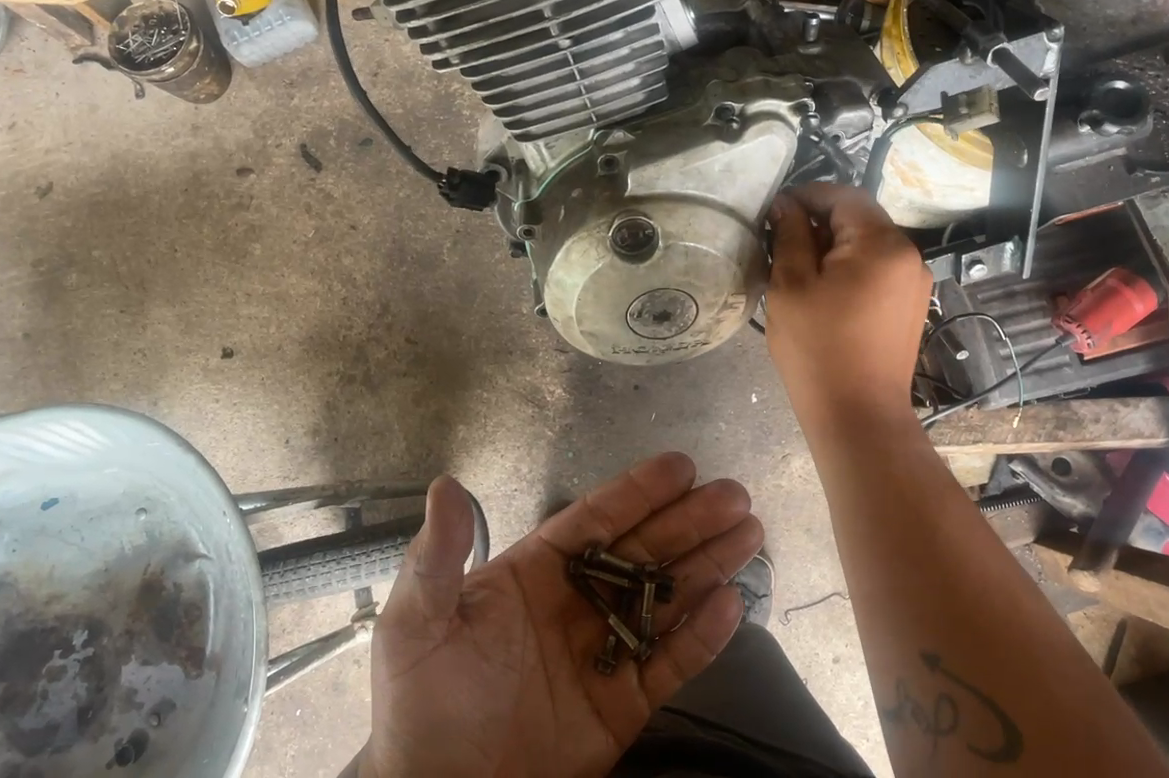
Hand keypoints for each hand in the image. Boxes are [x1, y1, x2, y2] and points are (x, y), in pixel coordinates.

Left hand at [357, 454, 764, 777]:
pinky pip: (670, 662)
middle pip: (643, 551)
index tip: (681, 465)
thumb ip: (438, 556)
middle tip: (735, 495)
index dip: (638, 491)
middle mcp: (578, 601)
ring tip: (751, 532)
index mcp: (535, 572)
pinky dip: (702, 635)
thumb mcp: (417, 623)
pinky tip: (731, 604)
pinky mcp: (624, 703)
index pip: (595, 520)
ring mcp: (605, 651)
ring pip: (666, 598)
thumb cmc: (424, 701)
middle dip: (688, 521)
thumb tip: (445, 484)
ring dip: (707, 564)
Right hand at [766, 182, 932, 425]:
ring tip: (798, 266)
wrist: (858, 414)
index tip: (774, 210)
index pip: (844, 196)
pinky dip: (851, 266)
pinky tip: (824, 289)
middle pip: (860, 218)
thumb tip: (786, 205)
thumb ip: (789, 235)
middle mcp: (908, 255)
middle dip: (819, 220)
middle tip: (779, 239)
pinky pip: (879, 269)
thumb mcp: (791, 285)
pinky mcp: (911, 305)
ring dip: (834, 244)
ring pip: (869, 244)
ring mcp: (915, 282)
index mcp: (882, 243)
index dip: (807, 195)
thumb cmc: (817, 347)